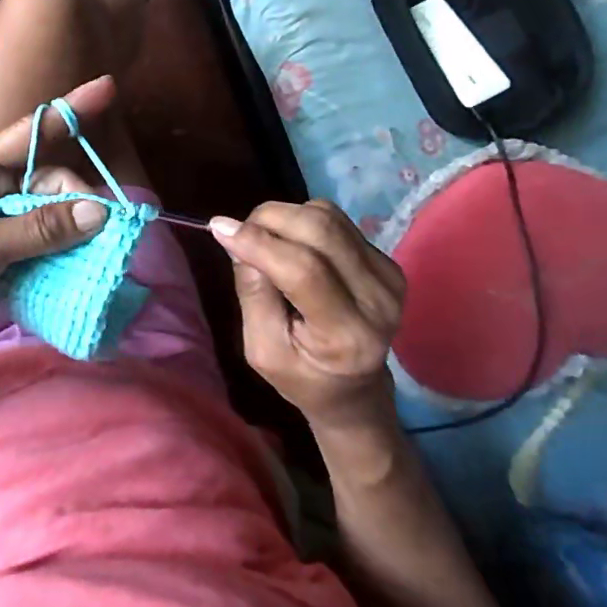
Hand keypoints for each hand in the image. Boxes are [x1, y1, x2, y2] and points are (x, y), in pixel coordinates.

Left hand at [0, 77, 116, 373]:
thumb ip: (39, 227)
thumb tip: (98, 211)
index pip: (28, 133)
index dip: (69, 111)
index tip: (108, 87)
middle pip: (49, 177)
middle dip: (79, 196)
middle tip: (105, 227)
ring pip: (53, 210)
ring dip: (79, 225)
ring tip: (105, 246)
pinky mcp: (9, 253)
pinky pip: (49, 240)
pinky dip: (69, 248)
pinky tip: (88, 260)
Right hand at [210, 201, 406, 427]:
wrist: (354, 390)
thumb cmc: (301, 376)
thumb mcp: (262, 350)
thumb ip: (253, 294)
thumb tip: (234, 236)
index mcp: (345, 334)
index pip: (304, 270)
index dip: (258, 242)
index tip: (219, 228)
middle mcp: (377, 300)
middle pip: (320, 230)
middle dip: (269, 219)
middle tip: (240, 232)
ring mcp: (387, 278)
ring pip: (328, 217)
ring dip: (285, 217)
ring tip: (265, 240)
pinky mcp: (387, 263)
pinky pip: (337, 221)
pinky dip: (303, 222)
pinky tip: (292, 245)